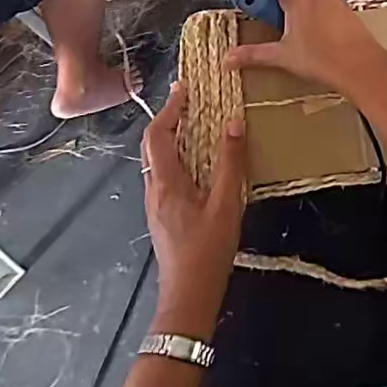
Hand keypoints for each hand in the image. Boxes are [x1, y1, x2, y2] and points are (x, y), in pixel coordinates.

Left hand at [140, 83, 245, 337]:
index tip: (186, 88)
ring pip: (157, 158)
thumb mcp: (226, 204)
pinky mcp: (164, 213)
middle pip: (153, 144)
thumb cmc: (207, 251)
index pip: (159, 134)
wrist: (188, 298)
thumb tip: (234, 122)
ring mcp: (156, 203)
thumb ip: (230, 162)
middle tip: (191, 98)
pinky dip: (178, 152)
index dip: (170, 108)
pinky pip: (165, 171)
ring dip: (173, 134)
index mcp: (166, 183)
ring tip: (196, 120)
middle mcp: (154, 189)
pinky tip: (198, 157)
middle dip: (170, 117)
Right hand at [226, 0, 386, 94]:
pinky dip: (311, 9)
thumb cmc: (321, 58)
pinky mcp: (344, 6)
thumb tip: (227, 58)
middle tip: (271, 24)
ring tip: (291, 31)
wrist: (362, 66)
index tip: (256, 9)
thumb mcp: (283, 56)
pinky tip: (312, 33)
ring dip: (294, 4)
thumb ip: (254, 54)